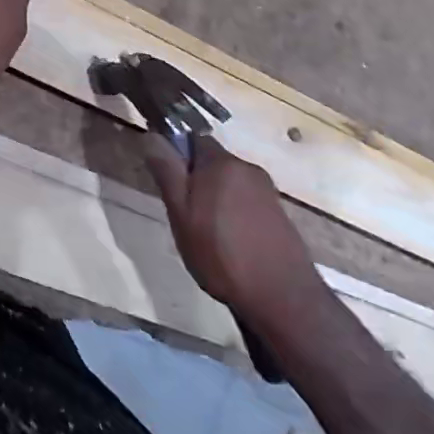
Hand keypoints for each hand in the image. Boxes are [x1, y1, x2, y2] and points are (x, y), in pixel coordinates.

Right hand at [144, 136, 322, 319]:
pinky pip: (243, 199)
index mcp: (223, 163)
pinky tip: (225, 240)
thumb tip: (151, 135)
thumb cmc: (220, 252)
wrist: (282, 298)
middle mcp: (248, 169)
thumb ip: (167, 171)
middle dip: (192, 178)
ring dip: (210, 196)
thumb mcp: (180, 212)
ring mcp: (267, 192)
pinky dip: (229, 211)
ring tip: (201, 230)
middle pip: (210, 161)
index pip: (192, 139)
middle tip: (180, 211)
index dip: (174, 154)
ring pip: (226, 182)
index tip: (165, 181)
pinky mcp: (278, 213)